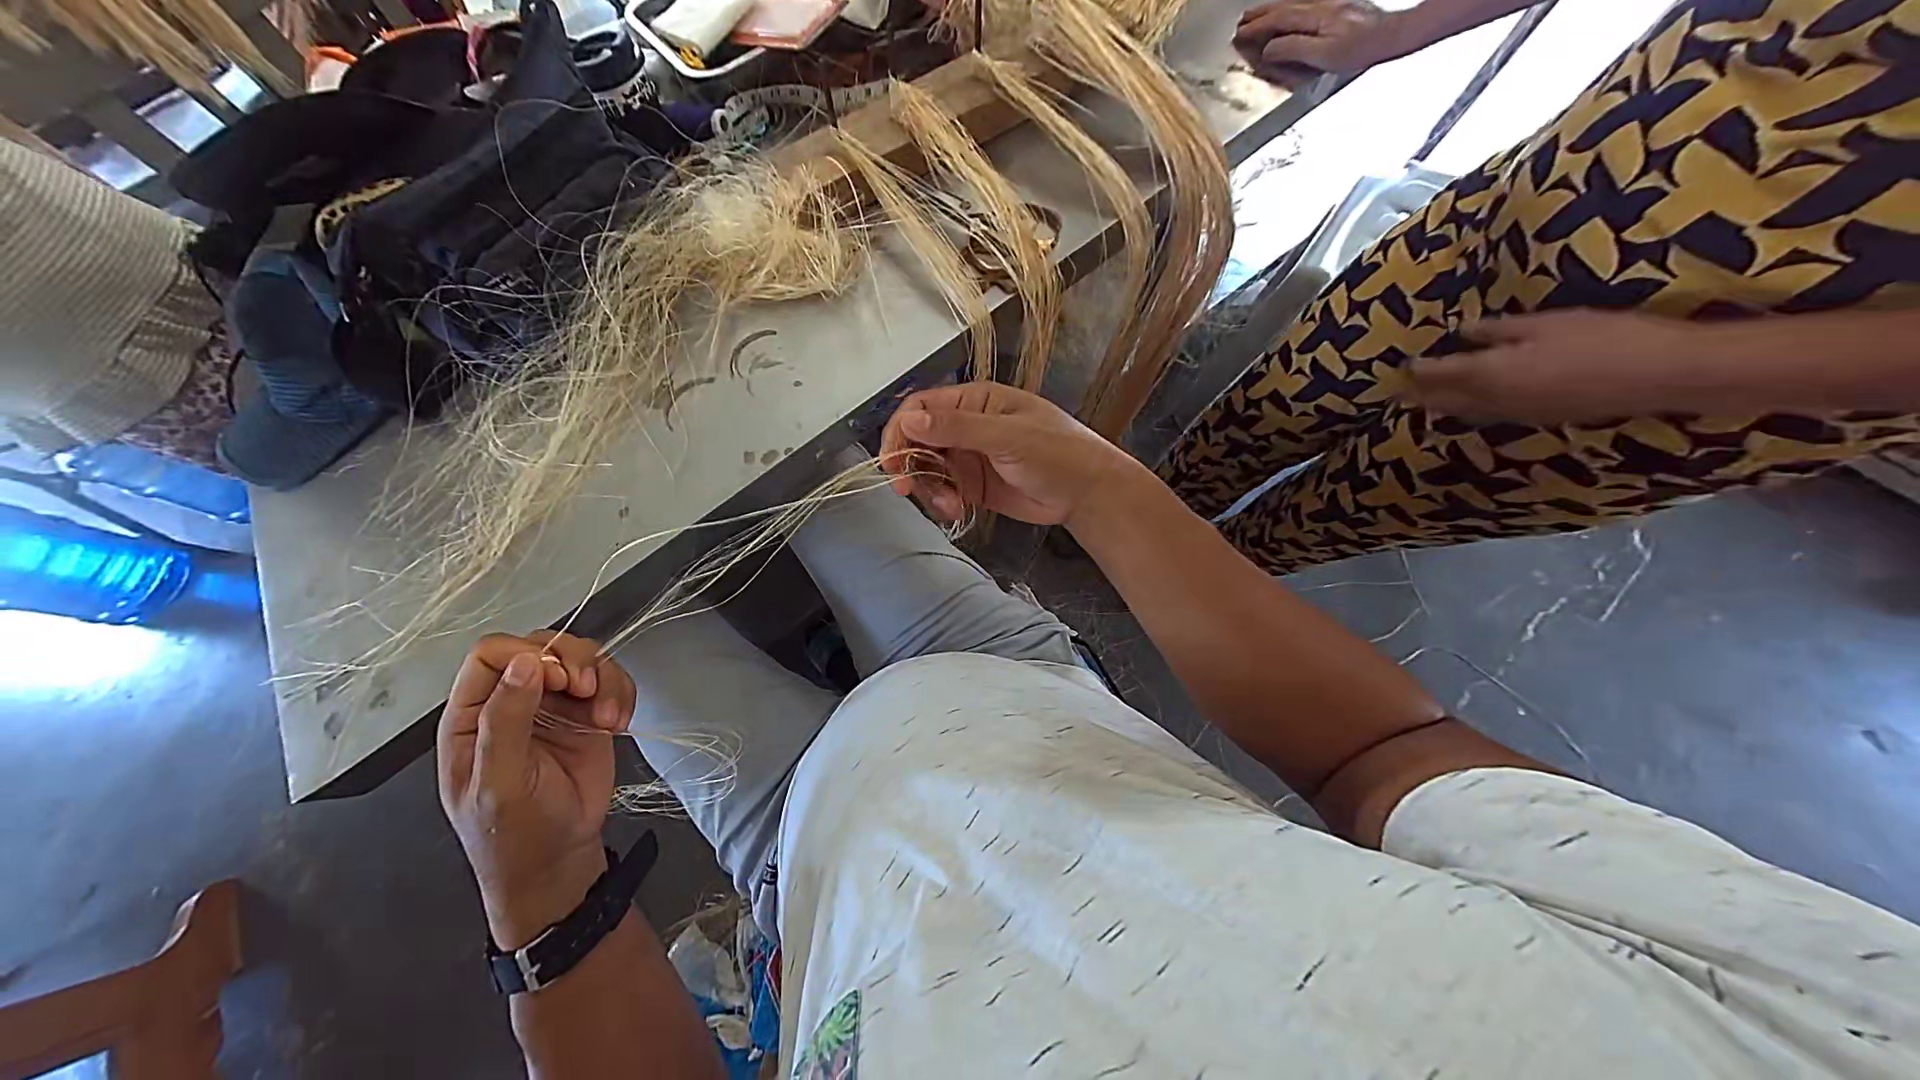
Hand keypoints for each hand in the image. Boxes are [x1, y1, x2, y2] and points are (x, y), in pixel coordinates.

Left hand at [436, 630, 637, 949]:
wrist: (559, 861)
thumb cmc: (514, 833)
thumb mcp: (501, 782)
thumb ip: (506, 722)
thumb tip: (525, 663)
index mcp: (472, 715)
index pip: (492, 655)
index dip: (527, 656)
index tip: (557, 682)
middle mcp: (512, 701)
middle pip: (543, 646)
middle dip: (573, 662)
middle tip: (587, 692)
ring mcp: (554, 706)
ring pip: (583, 658)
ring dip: (604, 679)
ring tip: (608, 717)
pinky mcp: (589, 714)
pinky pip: (611, 681)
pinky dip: (622, 693)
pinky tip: (618, 723)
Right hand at [879, 382, 1147, 527]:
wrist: (1088, 493)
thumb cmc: (1059, 453)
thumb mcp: (1008, 436)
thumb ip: (958, 428)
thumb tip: (910, 420)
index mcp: (974, 403)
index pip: (921, 409)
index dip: (901, 432)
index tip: (894, 461)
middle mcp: (966, 427)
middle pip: (917, 441)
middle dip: (909, 465)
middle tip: (908, 488)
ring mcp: (969, 457)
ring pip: (928, 470)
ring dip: (929, 489)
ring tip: (950, 506)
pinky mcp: (973, 485)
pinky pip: (943, 491)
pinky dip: (942, 503)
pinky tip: (957, 512)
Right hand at [1234, 0, 1410, 86]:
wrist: (1392, 35)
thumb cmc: (1360, 49)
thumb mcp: (1323, 55)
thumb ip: (1293, 49)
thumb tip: (1269, 48)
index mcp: (1315, 16)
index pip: (1279, 19)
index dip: (1258, 27)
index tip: (1240, 34)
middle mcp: (1322, 5)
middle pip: (1285, 7)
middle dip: (1262, 15)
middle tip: (1243, 21)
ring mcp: (1331, 5)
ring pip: (1294, 4)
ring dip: (1273, 10)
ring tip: (1258, 16)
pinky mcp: (1338, 9)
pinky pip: (1306, 6)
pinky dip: (1290, 10)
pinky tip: (1287, 14)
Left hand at [1406, 310, 1707, 423]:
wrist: (1662, 375)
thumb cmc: (1604, 338)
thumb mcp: (1545, 324)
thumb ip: (1498, 330)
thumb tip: (1462, 332)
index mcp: (1488, 373)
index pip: (1439, 373)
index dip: (1418, 370)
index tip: (1401, 366)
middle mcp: (1492, 400)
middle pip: (1443, 399)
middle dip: (1418, 394)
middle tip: (1396, 393)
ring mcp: (1514, 414)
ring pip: (1464, 412)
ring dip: (1440, 406)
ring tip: (1421, 403)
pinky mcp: (1537, 420)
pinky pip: (1488, 417)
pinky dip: (1468, 411)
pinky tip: (1468, 408)